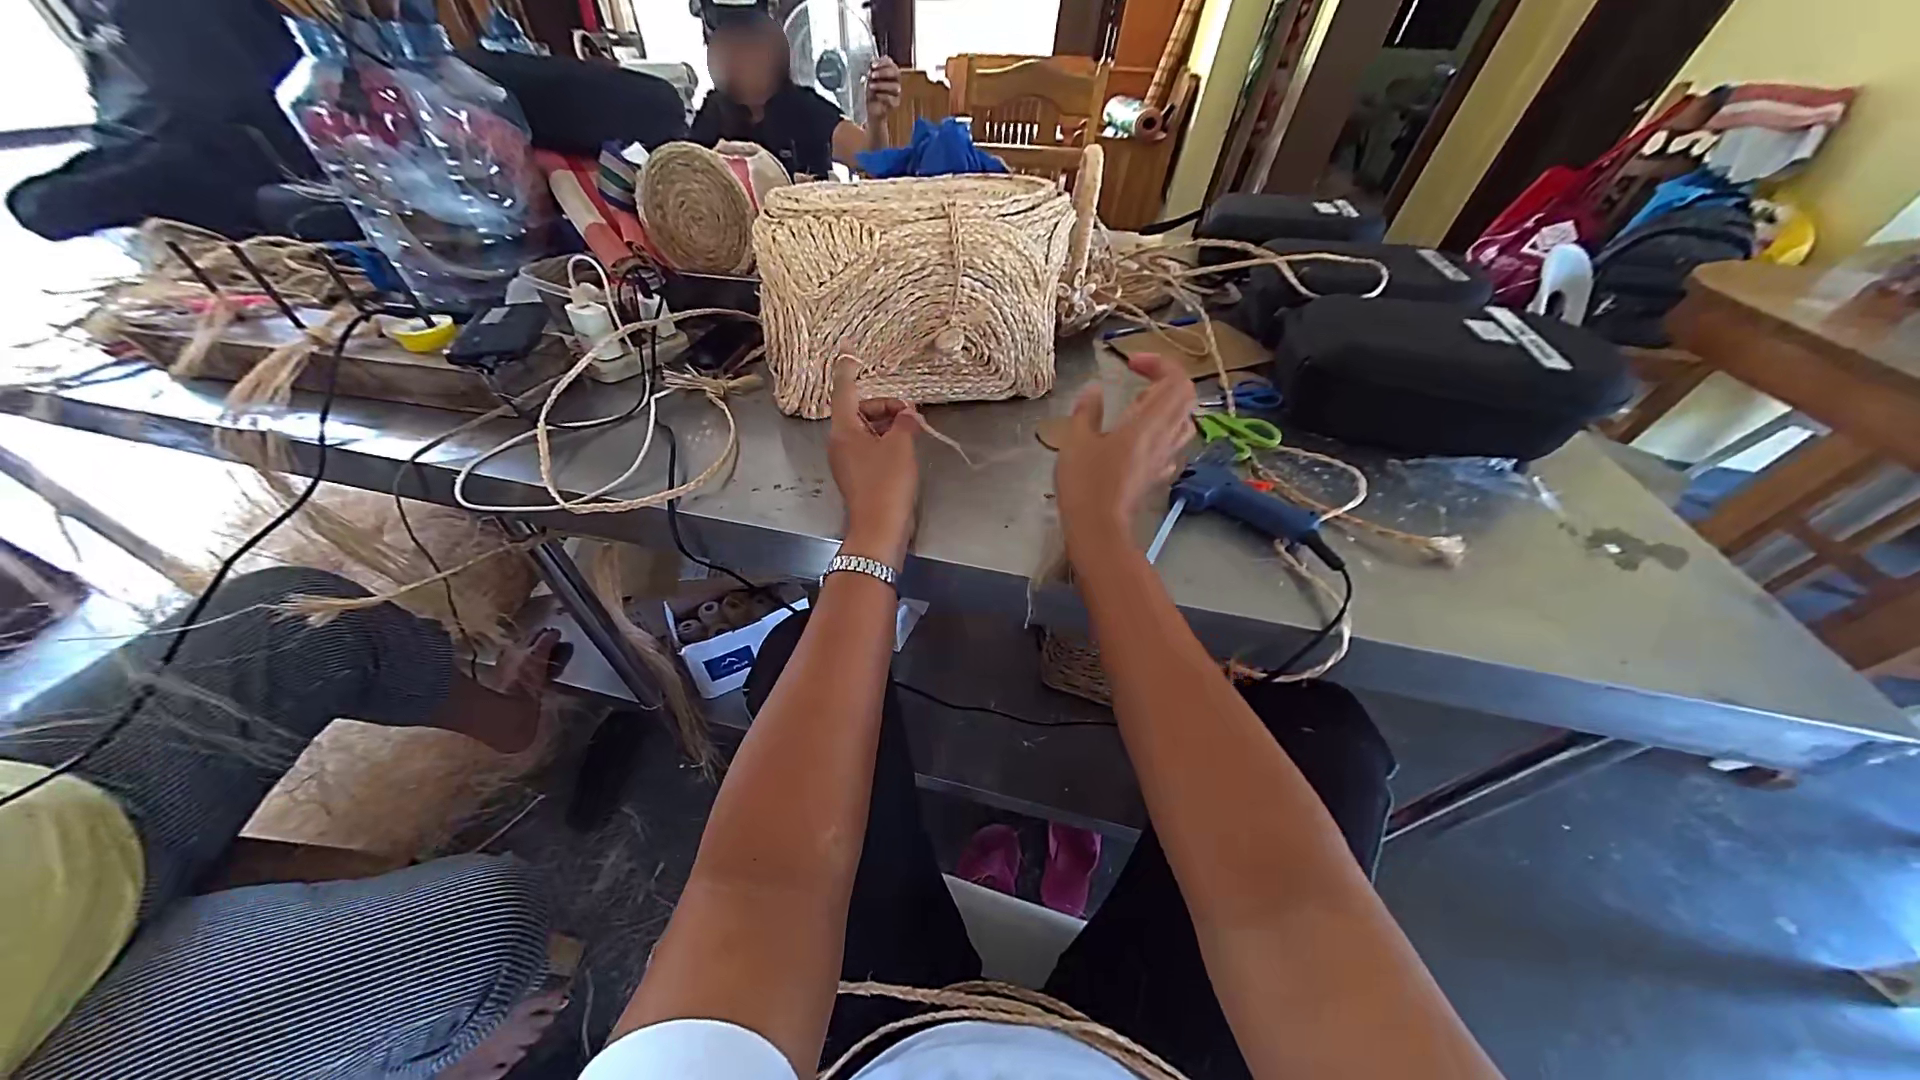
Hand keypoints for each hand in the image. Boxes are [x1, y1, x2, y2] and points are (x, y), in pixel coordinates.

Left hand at [828, 356, 919, 566]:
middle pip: (861, 411)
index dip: (848, 370)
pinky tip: (906, 449)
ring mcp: (847, 460)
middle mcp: (840, 442)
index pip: (844, 391)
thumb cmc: (887, 484)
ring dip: (889, 426)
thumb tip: (907, 414)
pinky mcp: (858, 475)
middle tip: (912, 415)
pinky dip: (887, 442)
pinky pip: (870, 448)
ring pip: (868, 430)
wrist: (880, 528)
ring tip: (913, 432)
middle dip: (886, 407)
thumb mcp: (900, 446)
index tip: (850, 353)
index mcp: (844, 430)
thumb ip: (904, 421)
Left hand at [866, 55, 900, 118]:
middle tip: (872, 75)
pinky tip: (876, 95)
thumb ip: (872, 68)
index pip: (890, 63)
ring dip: (881, 85)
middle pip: (896, 72)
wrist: (872, 108)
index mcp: (890, 71)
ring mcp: (897, 92)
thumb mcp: (870, 78)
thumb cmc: (872, 92)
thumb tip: (872, 58)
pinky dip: (883, 96)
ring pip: (895, 86)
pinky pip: (891, 98)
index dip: (882, 62)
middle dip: (883, 72)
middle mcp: (896, 80)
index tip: (872, 65)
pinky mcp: (896, 103)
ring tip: (871, 86)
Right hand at [1054, 354, 1195, 561]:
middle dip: (1165, 380)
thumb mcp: (1076, 440)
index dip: (1159, 363)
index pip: (1176, 380)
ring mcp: (1165, 457)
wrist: (1099, 528)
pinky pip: (1171, 443)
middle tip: (1137, 380)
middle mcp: (1165, 437)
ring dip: (1166, 405)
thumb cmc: (1086, 483)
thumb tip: (1094, 390)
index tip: (1130, 364)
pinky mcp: (1159, 474)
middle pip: (1185, 398)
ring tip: (1137, 405)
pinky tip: (1138, 436)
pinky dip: (1161, 430)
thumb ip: (1087, 410)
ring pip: (1183, 420)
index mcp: (1149, 422)